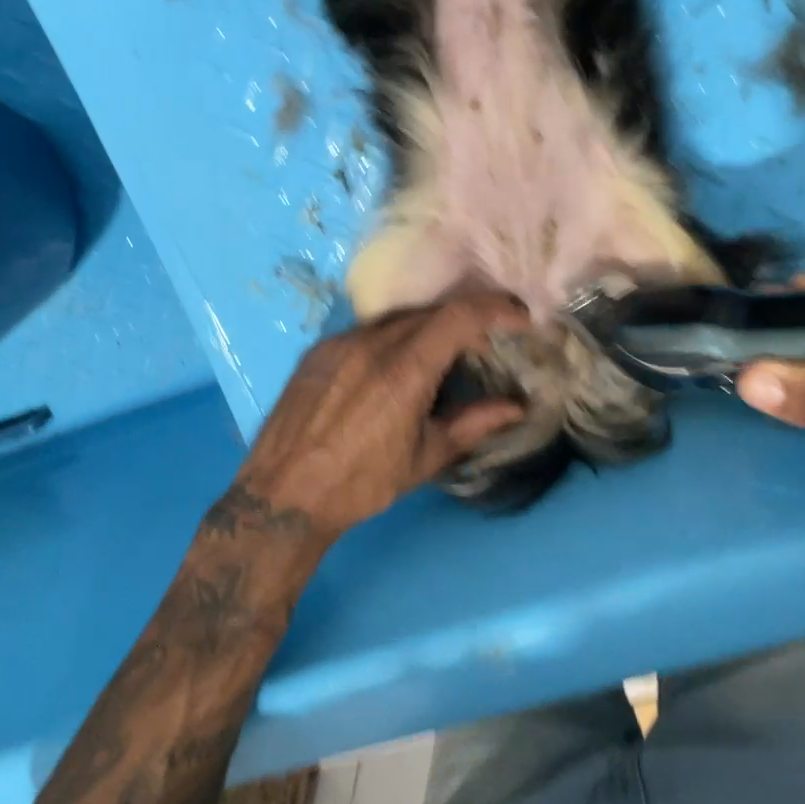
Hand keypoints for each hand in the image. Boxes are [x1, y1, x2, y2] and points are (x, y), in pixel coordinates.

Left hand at [234, 289, 530, 535]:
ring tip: (444, 354)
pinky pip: (367, 330)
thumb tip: (517, 407)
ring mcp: (340, 343)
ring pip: (398, 318)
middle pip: (431, 311)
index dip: (497, 308)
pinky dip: (395, 337)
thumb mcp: (425, 457)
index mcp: (403, 371)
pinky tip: (397, 364)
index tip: (521, 317)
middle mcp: (371, 344)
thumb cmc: (362, 484)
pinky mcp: (318, 350)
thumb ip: (473, 423)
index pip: (460, 316)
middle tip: (487, 341)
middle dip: (467, 319)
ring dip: (429, 327)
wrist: (283, 495)